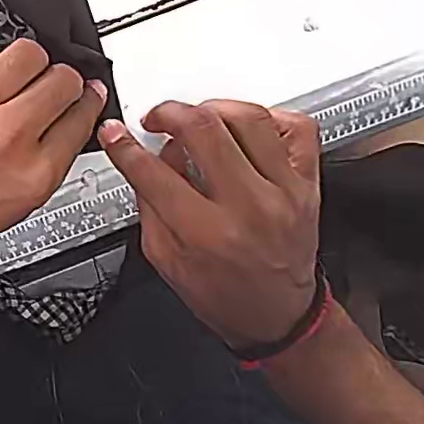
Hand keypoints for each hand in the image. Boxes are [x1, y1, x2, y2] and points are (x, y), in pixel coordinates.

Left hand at [0, 38, 106, 307]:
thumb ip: (50, 159)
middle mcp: (2, 137)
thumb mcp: (16, 205)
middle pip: (62, 80)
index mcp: (31, 174)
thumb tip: (72, 119)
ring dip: (26, 64)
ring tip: (11, 79)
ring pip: (25, 54)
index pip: (81, 117)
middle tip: (49, 85)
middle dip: (62, 81)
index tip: (86, 95)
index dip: (87, 102)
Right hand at [98, 100, 321, 349]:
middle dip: (168, 114)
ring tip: (199, 120)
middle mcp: (248, 208)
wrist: (278, 315)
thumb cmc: (224, 295)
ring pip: (248, 118)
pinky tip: (246, 128)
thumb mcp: (166, 260)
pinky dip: (267, 116)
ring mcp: (284, 192)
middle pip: (203, 130)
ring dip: (213, 108)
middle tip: (158, 119)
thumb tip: (141, 161)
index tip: (115, 134)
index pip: (153, 172)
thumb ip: (150, 207)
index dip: (124, 146)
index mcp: (206, 234)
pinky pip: (296, 128)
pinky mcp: (308, 184)